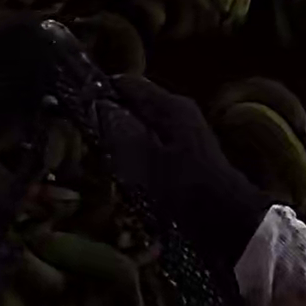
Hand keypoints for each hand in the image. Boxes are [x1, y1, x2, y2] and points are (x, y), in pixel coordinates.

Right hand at [97, 75, 275, 275]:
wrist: (229, 222)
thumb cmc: (186, 188)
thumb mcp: (147, 160)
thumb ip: (121, 131)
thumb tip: (97, 105)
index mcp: (170, 105)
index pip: (129, 84)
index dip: (102, 90)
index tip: (76, 102)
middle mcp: (178, 110)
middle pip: (136, 102)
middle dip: (110, 112)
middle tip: (83, 129)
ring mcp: (184, 130)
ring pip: (143, 122)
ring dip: (122, 132)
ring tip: (98, 149)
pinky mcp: (186, 152)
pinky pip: (152, 140)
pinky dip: (136, 148)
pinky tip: (123, 167)